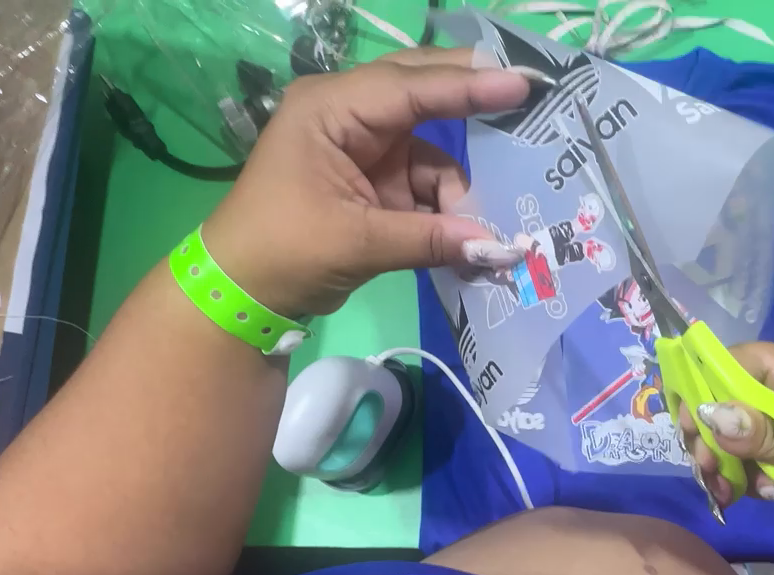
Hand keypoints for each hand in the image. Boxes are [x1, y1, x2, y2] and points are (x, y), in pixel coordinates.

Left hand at [200, 48, 529, 317]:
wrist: (249, 290)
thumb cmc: (286, 249)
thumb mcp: (358, 243)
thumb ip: (428, 240)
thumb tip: (496, 248)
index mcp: (331, 110)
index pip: (408, 87)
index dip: (467, 86)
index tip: (519, 86)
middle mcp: (351, 118)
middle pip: (422, 95)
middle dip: (469, 103)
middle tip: (524, 102)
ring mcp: (366, 152)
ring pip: (433, 157)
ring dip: (456, 197)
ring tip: (476, 239)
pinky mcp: (377, 186)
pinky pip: (426, 190)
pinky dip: (446, 217)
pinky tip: (462, 244)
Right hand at [684, 343, 773, 557]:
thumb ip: (762, 434)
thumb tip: (709, 416)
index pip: (742, 361)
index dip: (708, 384)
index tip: (687, 421)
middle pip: (733, 401)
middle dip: (712, 434)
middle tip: (703, 467)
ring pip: (739, 436)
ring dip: (723, 463)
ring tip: (722, 492)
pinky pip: (753, 461)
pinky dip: (741, 479)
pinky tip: (742, 498)